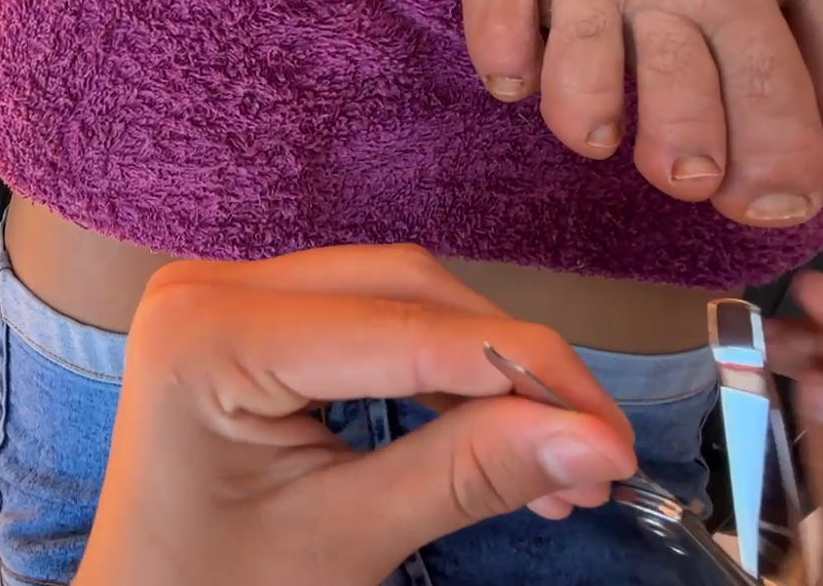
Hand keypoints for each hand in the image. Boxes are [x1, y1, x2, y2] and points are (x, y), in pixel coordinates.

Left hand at [74, 245, 637, 584]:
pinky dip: (426, 356)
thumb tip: (593, 439)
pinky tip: (480, 412)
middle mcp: (212, 284)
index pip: (395, 327)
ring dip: (473, 356)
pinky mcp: (246, 306)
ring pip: (386, 290)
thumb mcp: (343, 539)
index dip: (517, 367)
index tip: (611, 427)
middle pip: (395, 286)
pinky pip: (357, 309)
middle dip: (501, 356)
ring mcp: (224, 286)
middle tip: (587, 437)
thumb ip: (468, 474)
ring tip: (548, 441)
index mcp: (211, 334)